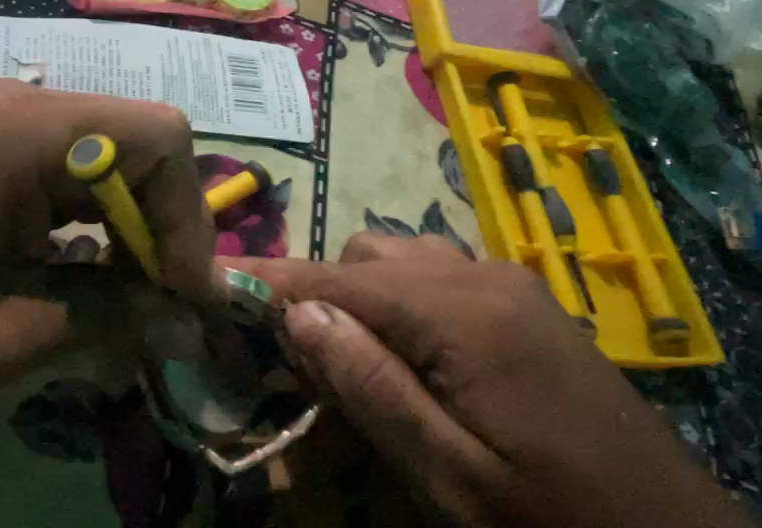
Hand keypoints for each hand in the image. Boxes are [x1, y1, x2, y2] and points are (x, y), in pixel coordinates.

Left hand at [0, 80, 214, 400]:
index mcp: (34, 132)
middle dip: (163, 224)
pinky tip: (79, 274)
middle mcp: (28, 105)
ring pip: (110, 155)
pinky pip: (71, 166)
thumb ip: (105, 321)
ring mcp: (7, 118)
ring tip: (125, 300)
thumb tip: (186, 326)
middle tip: (162, 307)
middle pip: (141, 142)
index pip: (161, 138)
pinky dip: (93, 216)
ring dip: (130, 223)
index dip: (188, 217)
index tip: (184, 297)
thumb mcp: (3, 336)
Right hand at [233, 235, 752, 527]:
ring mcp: (507, 282)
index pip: (335, 280)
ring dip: (357, 297)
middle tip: (290, 363)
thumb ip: (371, 389)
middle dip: (314, 297)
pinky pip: (434, 275)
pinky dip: (397, 300)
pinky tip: (404, 355)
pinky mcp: (522, 302)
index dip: (264, 279)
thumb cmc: (557, 521)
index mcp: (461, 312)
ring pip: (396, 259)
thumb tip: (298, 313)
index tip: (204, 275)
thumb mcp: (454, 481)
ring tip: (345, 362)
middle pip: (362, 259)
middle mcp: (480, 274)